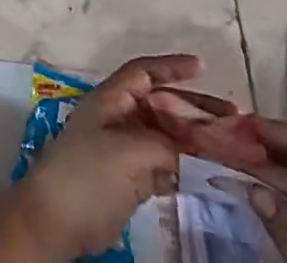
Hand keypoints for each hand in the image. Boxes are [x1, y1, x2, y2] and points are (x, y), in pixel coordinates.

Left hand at [12, 55, 229, 257]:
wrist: (54, 220)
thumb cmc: (87, 175)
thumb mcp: (130, 152)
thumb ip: (165, 145)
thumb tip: (188, 151)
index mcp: (110, 100)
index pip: (143, 72)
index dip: (171, 66)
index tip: (203, 66)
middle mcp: (117, 118)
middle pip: (161, 104)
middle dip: (194, 108)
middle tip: (232, 117)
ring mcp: (122, 148)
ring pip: (165, 135)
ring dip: (194, 138)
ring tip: (228, 146)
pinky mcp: (128, 177)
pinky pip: (162, 162)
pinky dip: (183, 165)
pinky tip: (207, 171)